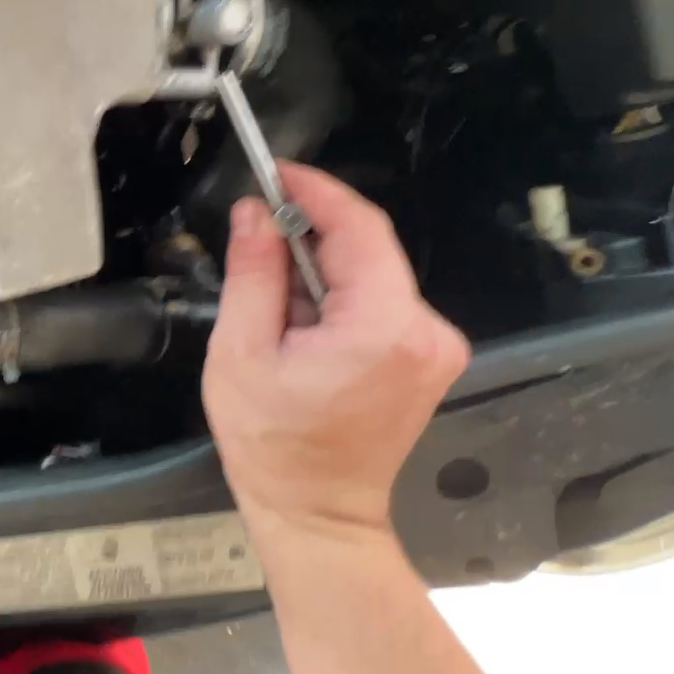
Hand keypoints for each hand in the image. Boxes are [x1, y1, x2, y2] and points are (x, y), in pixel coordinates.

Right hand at [203, 163, 470, 543]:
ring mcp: (433, 345)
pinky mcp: (425, 354)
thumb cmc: (269, 435)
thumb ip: (253, 273)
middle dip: (306, 234)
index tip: (273, 170)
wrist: (315, 503)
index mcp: (381, 328)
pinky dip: (332, 293)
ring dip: (315, 269)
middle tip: (250, 239)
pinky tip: (295, 323)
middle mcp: (426, 331)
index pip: (361, 230)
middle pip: (367, 250)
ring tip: (267, 307)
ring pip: (368, 273)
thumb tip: (254, 214)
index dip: (316, 192)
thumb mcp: (240, 349)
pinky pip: (376, 298)